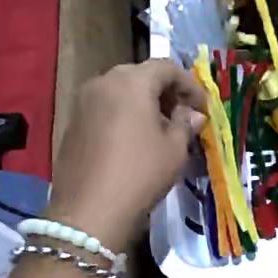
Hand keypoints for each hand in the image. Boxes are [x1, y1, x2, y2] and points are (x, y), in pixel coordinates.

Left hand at [48, 61, 205, 244]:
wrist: (91, 210)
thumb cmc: (141, 173)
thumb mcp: (174, 149)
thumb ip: (185, 124)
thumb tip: (192, 115)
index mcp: (132, 81)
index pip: (166, 68)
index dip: (190, 85)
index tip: (203, 109)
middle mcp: (103, 81)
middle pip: (141, 76)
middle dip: (165, 93)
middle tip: (183, 117)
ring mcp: (83, 102)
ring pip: (121, 92)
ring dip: (144, 105)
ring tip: (161, 131)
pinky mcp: (73, 123)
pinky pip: (105, 109)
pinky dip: (124, 116)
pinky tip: (135, 142)